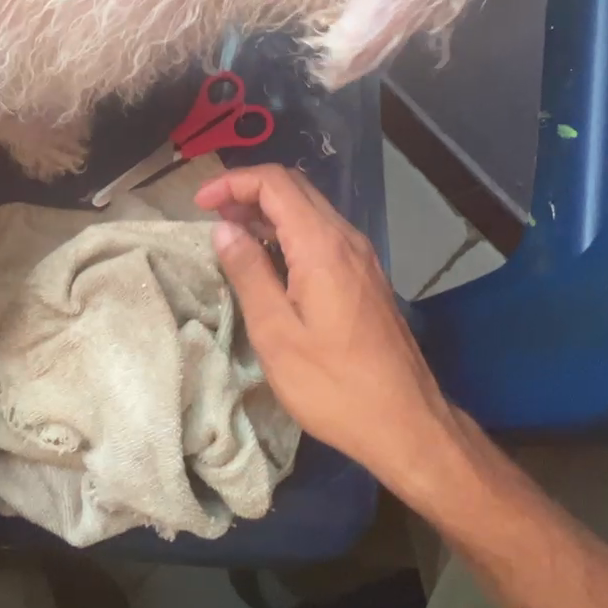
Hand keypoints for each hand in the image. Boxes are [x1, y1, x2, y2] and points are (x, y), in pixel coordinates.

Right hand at [196, 165, 465, 497]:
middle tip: (212, 216)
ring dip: (267, 211)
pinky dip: (288, 232)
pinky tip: (268, 261)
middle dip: (248, 191)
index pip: (275, 184)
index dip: (232, 182)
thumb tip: (224, 229)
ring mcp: (361, 258)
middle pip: (294, 188)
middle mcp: (346, 240)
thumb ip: (248, 273)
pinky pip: (321, 234)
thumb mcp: (276, 333)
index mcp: (322, 246)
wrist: (407, 425)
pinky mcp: (365, 277)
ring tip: (231, 235)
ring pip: (309, 209)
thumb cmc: (334, 384)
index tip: (200, 204)